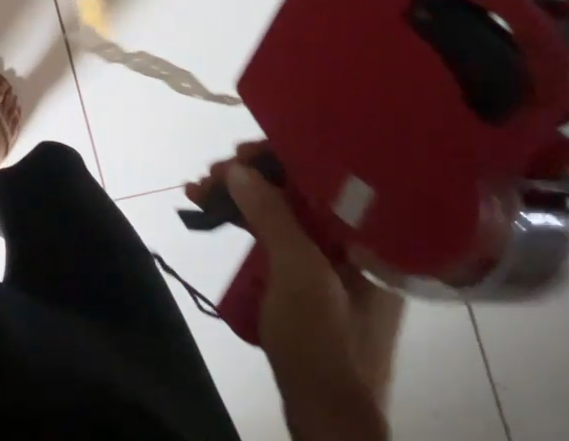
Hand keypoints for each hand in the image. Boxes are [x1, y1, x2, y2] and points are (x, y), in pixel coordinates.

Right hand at [189, 145, 402, 440]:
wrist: (327, 416)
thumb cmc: (323, 342)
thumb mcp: (297, 274)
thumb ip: (271, 217)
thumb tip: (238, 169)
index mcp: (370, 242)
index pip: (327, 179)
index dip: (281, 159)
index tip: (238, 155)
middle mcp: (356, 249)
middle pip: (300, 195)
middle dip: (251, 179)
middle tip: (209, 177)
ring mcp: (332, 269)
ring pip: (282, 216)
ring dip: (240, 200)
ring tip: (198, 194)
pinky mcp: (309, 287)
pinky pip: (276, 241)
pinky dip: (245, 226)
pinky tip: (215, 218)